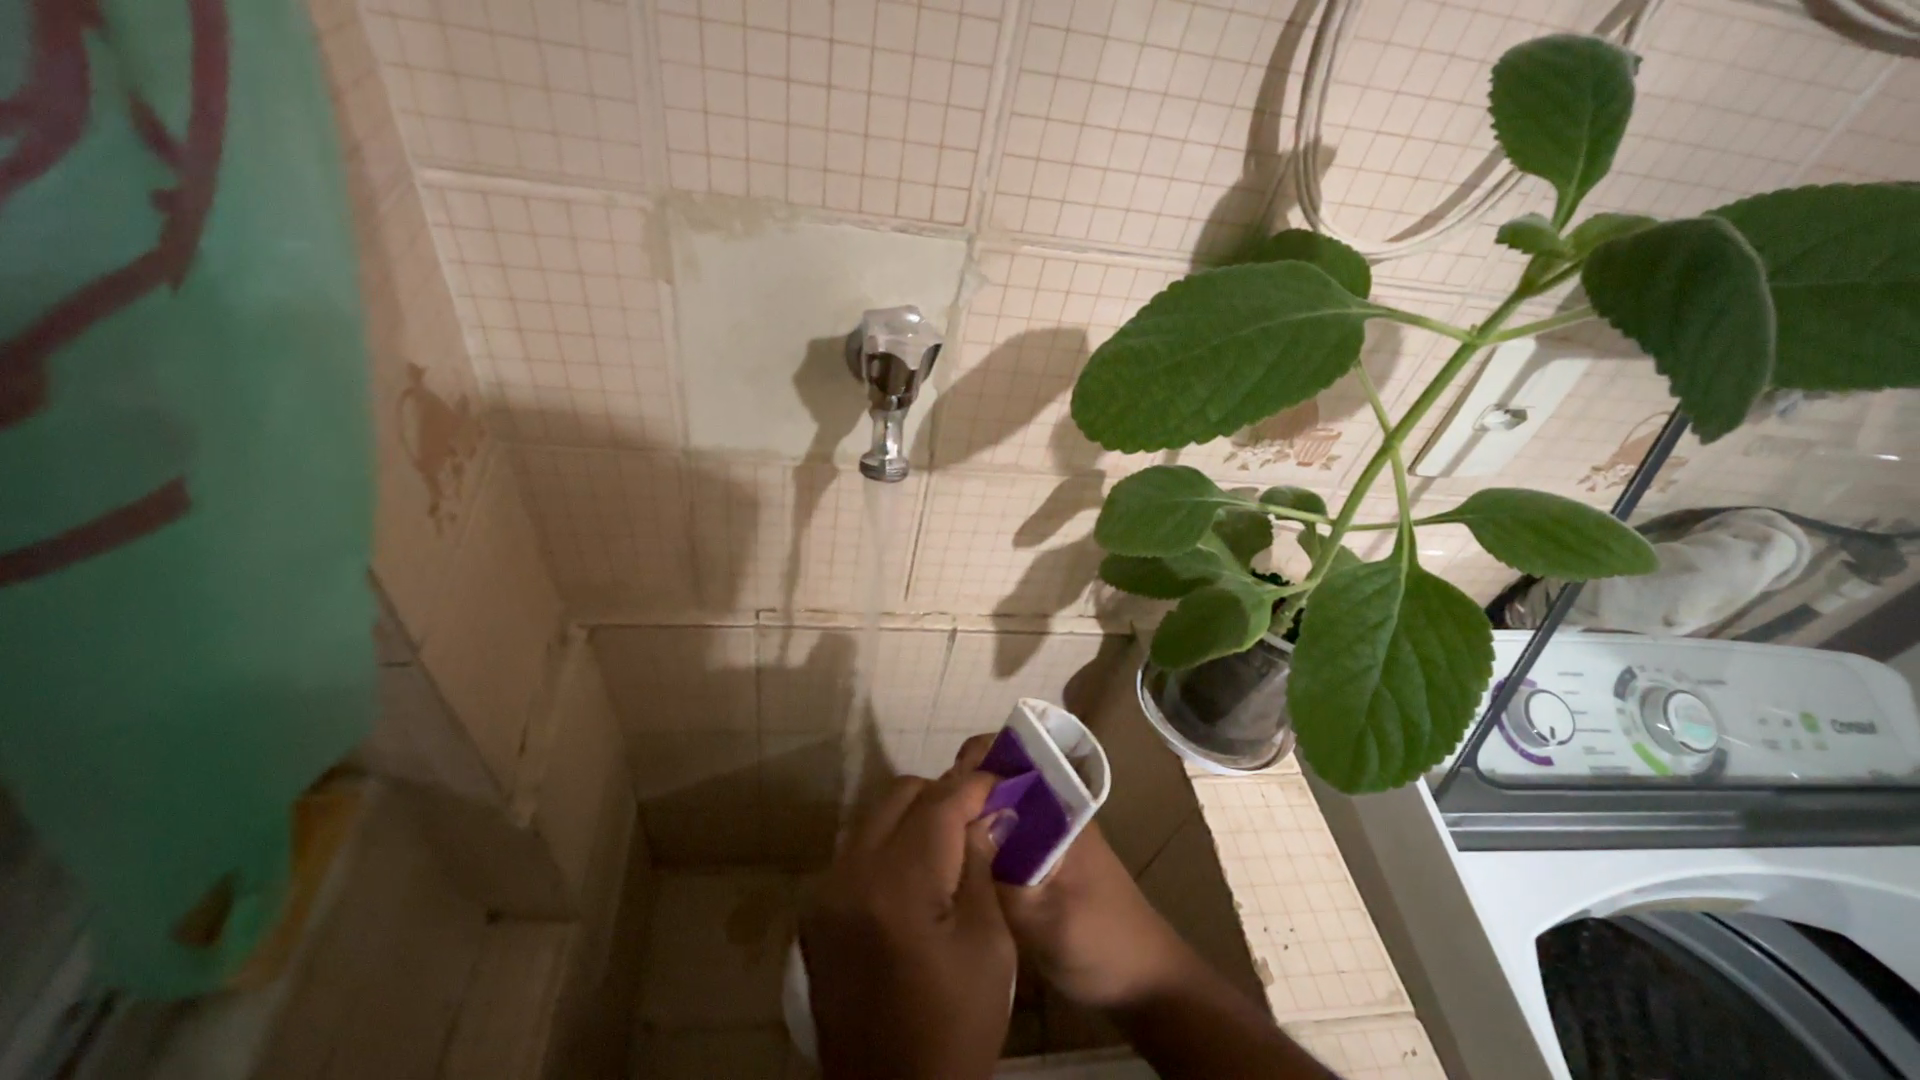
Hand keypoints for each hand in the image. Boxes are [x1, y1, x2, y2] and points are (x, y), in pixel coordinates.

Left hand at [799, 767, 1016, 1079]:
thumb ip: (981, 866)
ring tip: (952, 838)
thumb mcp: (989, 945)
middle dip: (942, 794)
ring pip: (872, 820)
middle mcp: (849, 876)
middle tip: (980, 812)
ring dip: (913, 816)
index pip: (938, 805)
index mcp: (897, 886)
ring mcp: (824, 894)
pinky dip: (887, 845)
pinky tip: (916, 871)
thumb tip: (988, 813)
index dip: (974, 785)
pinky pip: (854, 853)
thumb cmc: (958, 1023)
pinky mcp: (815, 914)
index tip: (1004, 778)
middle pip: (898, 798)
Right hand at [951, 735, 1191, 1010]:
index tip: (933, 799)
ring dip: (962, 818)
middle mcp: (1049, 808)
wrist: (1145, 985)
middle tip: (924, 831)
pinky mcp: (1038, 860)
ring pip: (992, 806)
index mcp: (1058, 805)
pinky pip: (997, 834)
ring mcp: (1044, 834)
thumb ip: (1001, 869)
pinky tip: (950, 867)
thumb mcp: (1042, 918)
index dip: (968, 767)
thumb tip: (957, 820)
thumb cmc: (1101, 947)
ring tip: (929, 849)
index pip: (1009, 757)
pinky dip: (972, 842)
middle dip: (957, 793)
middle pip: (995, 777)